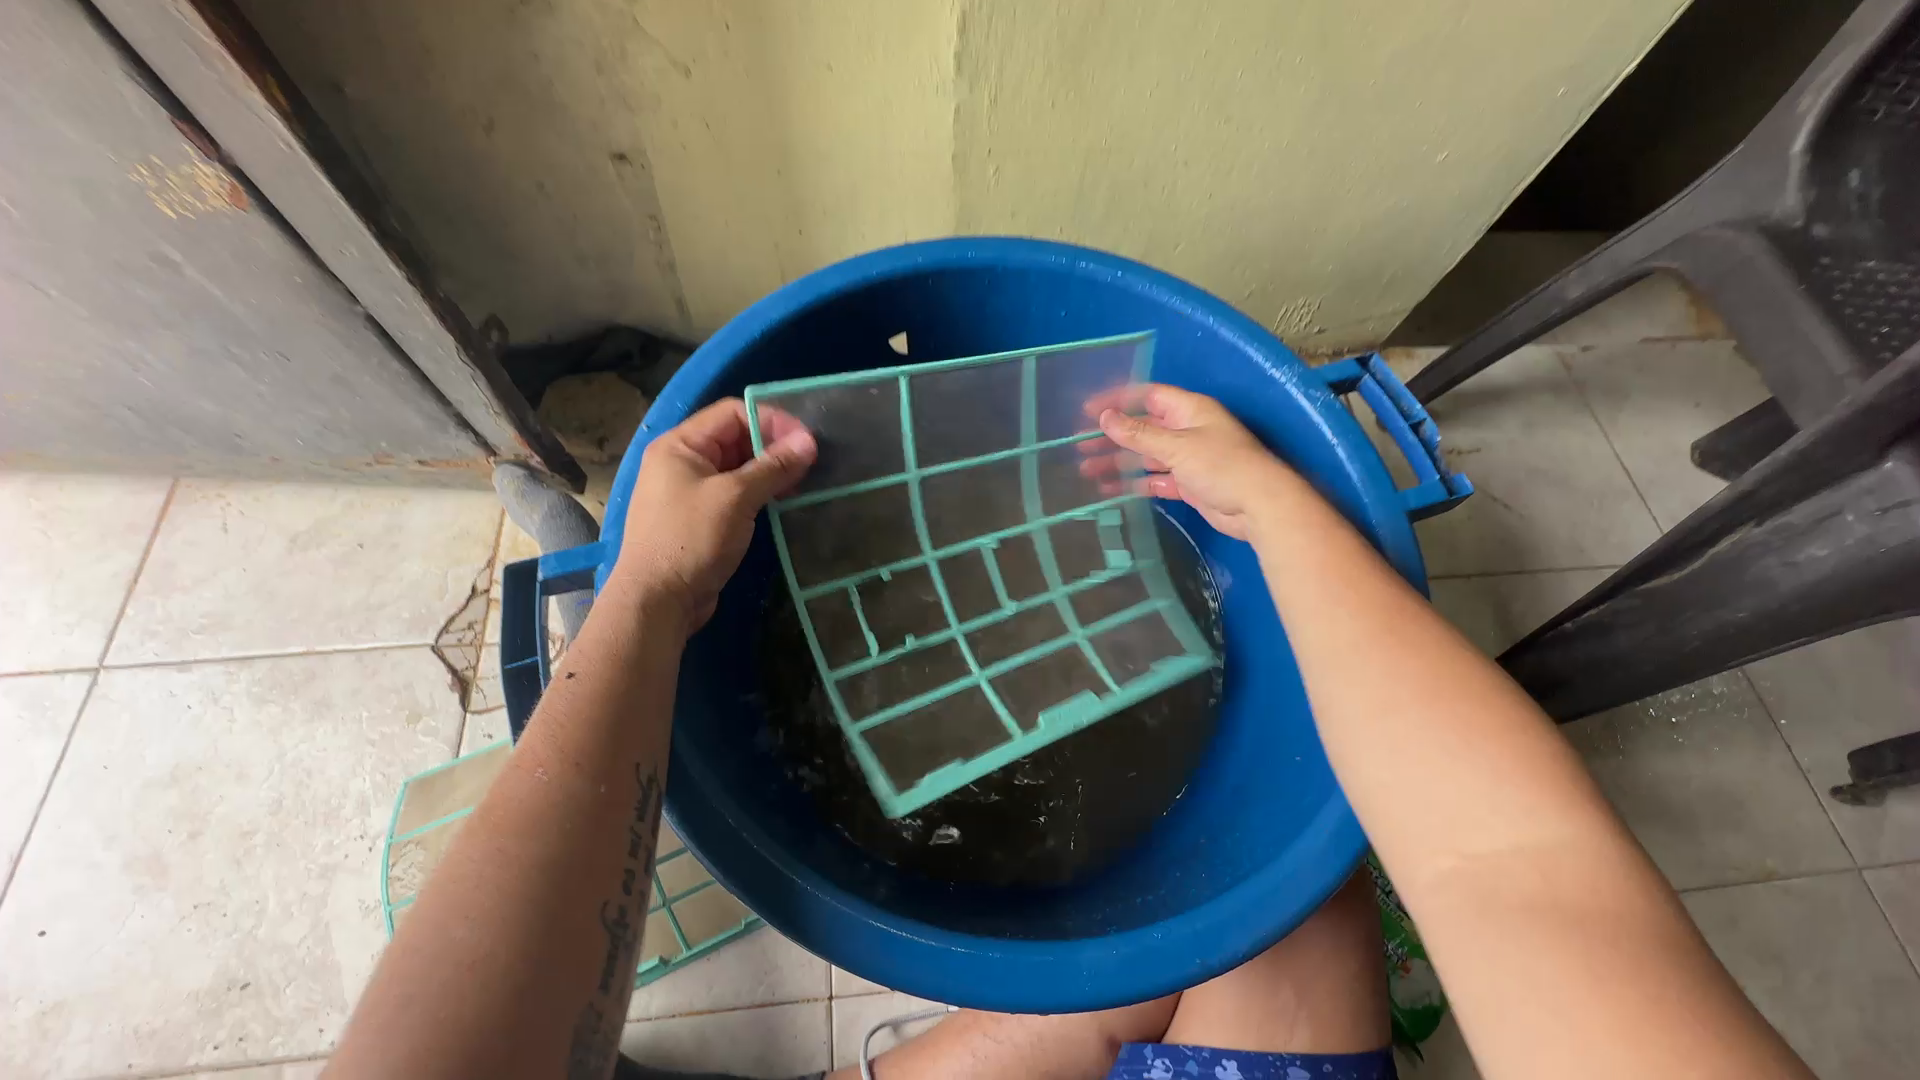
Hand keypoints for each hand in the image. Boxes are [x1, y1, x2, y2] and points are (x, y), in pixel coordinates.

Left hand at [612, 399, 815, 632]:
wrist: (658, 601)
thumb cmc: (691, 539)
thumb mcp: (736, 498)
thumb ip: (773, 467)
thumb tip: (809, 441)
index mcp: (680, 445)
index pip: (732, 413)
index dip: (771, 420)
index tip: (806, 440)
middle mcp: (683, 462)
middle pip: (736, 438)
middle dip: (774, 446)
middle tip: (811, 463)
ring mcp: (691, 492)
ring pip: (738, 468)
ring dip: (770, 472)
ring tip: (804, 483)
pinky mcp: (702, 519)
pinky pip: (736, 495)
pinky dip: (760, 494)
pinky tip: (784, 503)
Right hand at [1079, 384, 1298, 539]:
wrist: (1259, 506)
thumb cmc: (1222, 466)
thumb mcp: (1177, 446)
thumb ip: (1139, 434)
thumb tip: (1105, 418)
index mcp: (1188, 410)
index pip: (1146, 397)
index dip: (1117, 401)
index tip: (1087, 412)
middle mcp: (1187, 430)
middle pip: (1142, 428)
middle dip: (1112, 437)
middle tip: (1079, 447)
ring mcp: (1188, 458)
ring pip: (1146, 457)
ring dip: (1118, 463)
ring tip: (1086, 472)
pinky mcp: (1188, 484)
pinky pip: (1155, 480)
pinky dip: (1134, 484)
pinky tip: (1111, 490)